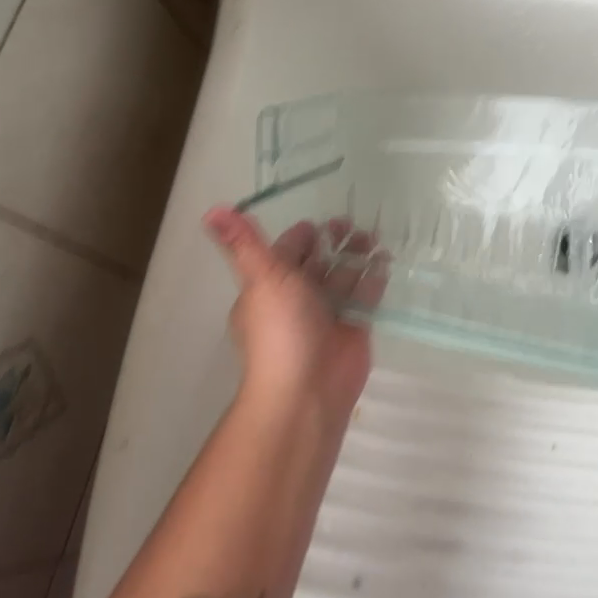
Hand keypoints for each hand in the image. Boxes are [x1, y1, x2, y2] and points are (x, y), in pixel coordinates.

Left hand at [203, 207, 384, 419]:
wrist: (307, 388)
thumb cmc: (280, 329)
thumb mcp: (260, 277)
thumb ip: (244, 243)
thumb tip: (211, 209)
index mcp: (268, 288)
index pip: (285, 253)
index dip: (301, 236)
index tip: (321, 221)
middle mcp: (296, 300)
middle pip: (318, 263)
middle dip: (334, 243)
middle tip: (354, 225)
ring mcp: (327, 314)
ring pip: (344, 276)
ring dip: (357, 256)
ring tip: (375, 239)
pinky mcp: (355, 326)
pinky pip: (366, 296)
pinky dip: (375, 278)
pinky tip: (386, 262)